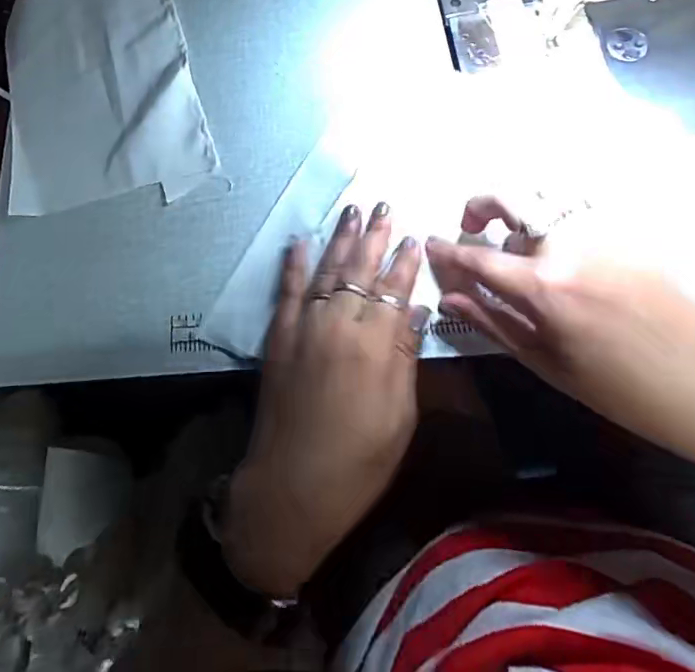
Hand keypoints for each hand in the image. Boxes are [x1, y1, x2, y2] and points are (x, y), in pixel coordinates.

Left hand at [222, 202, 427, 597]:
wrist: (292, 490)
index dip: (405, 262)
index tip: (413, 237)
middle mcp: (340, 324)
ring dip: (341, 239)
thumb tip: (414, 311)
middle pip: (362, 270)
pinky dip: (294, 264)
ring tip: (352, 211)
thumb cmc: (360, 460)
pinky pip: (288, 292)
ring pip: (328, 271)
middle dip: (374, 236)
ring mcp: (306, 328)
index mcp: (376, 343)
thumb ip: (406, 357)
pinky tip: (301, 241)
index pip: (395, 288)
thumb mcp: (401, 414)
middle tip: (384, 206)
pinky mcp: (279, 339)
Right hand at [426, 196, 694, 504]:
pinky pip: (579, 204)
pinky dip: (555, 211)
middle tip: (471, 226)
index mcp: (545, 286)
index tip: (432, 245)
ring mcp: (602, 229)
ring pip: (544, 194)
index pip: (478, 256)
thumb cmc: (622, 390)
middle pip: (508, 198)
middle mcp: (569, 245)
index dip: (448, 250)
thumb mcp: (548, 364)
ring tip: (514, 235)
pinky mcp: (628, 228)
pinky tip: (556, 239)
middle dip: (478, 205)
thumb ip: (494, 322)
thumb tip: (449, 294)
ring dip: (517, 206)